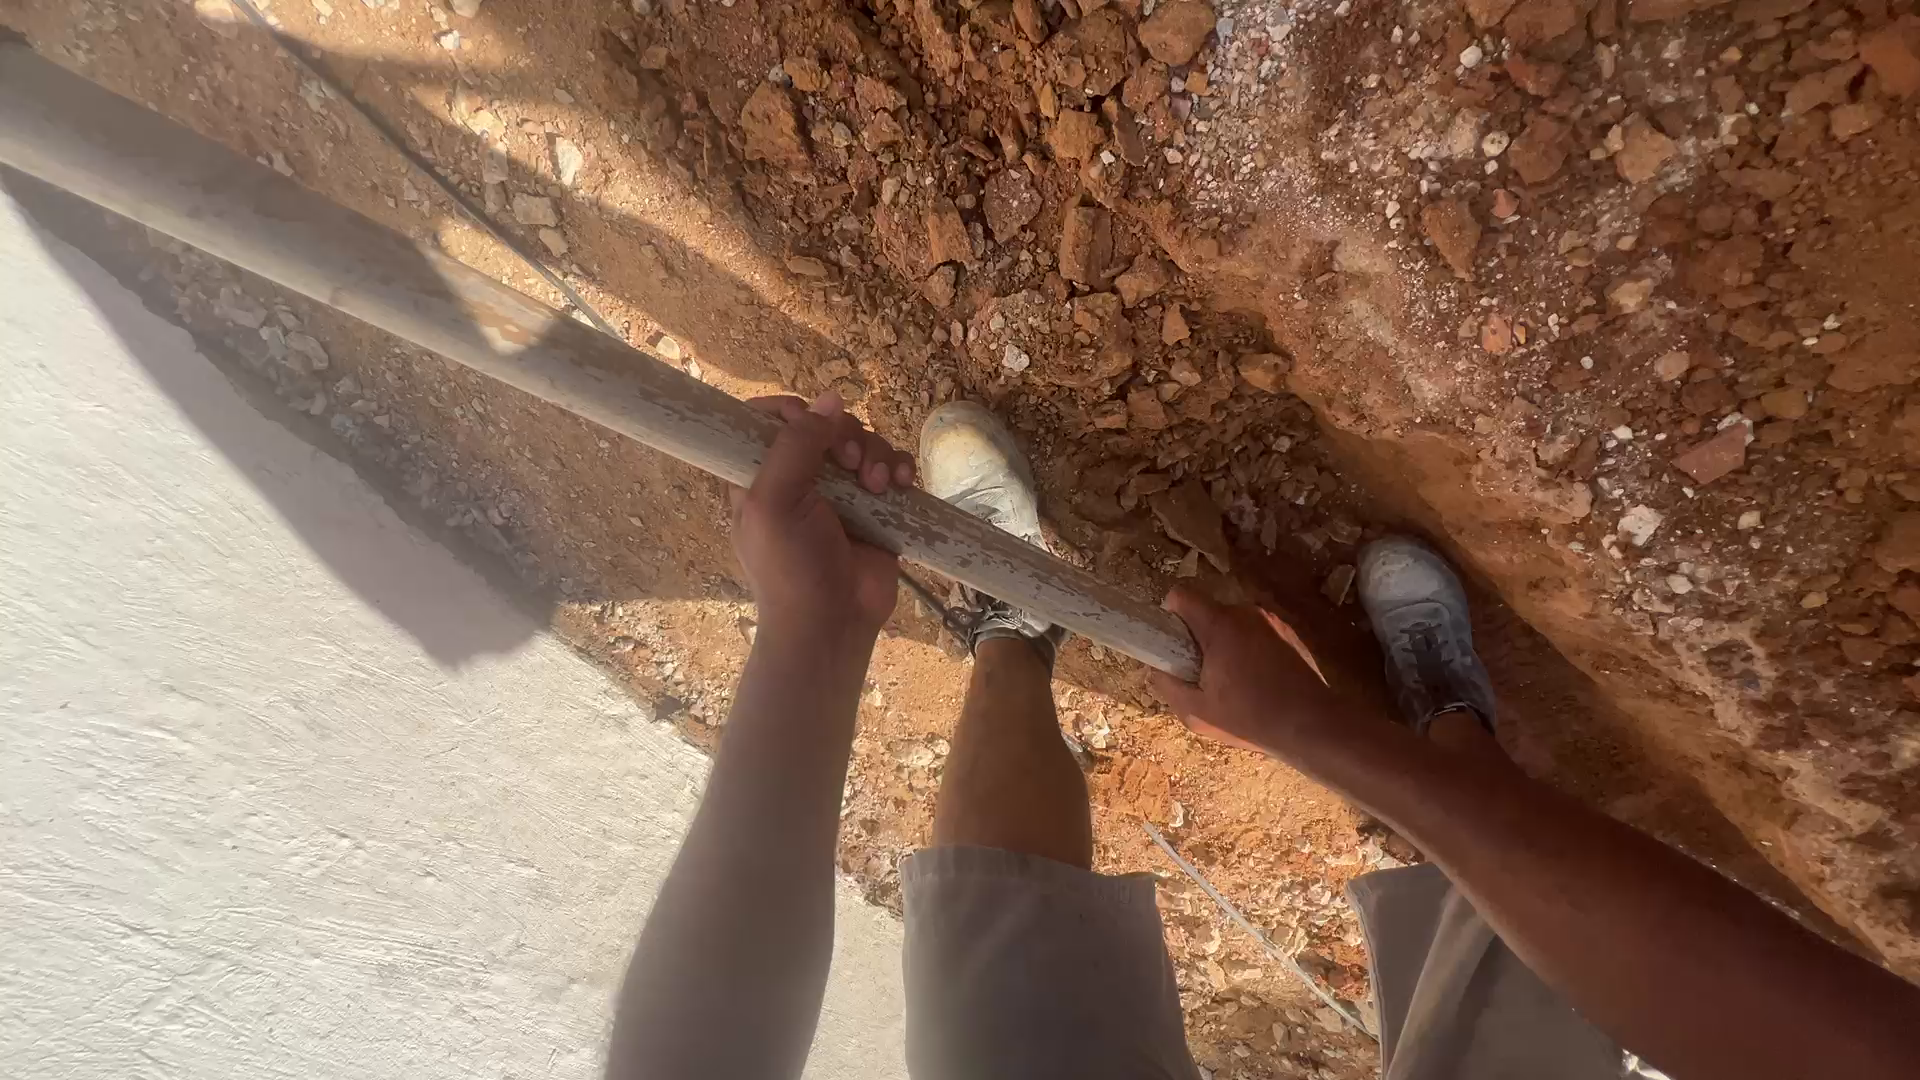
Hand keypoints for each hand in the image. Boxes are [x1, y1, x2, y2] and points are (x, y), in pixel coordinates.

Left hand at [731, 392, 912, 642]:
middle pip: (826, 425)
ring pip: (863, 443)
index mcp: (761, 475)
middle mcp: (801, 478)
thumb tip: (830, 400)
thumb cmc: (791, 567)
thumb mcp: (774, 502)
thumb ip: (794, 446)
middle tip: (851, 464)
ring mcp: (841, 493)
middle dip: (845, 437)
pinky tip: (902, 484)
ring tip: (880, 486)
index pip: (769, 420)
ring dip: (877, 455)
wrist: (833, 622)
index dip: (791, 411)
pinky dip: (900, 469)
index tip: (808, 423)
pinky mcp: (877, 508)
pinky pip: (892, 468)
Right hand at [1148, 587, 1350, 758]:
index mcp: (1220, 625)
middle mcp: (1245, 613)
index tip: (1174, 643)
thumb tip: (1156, 670)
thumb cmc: (1251, 719)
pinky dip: (1249, 648)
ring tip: (1234, 680)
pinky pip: (1255, 632)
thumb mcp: (1196, 713)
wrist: (1315, 726)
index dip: (1170, 615)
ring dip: (1225, 643)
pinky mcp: (1290, 633)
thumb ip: (1168, 686)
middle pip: (1207, 611)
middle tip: (1203, 672)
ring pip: (1232, 622)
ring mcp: (1271, 621)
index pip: (1181, 596)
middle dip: (1199, 636)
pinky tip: (1259, 680)